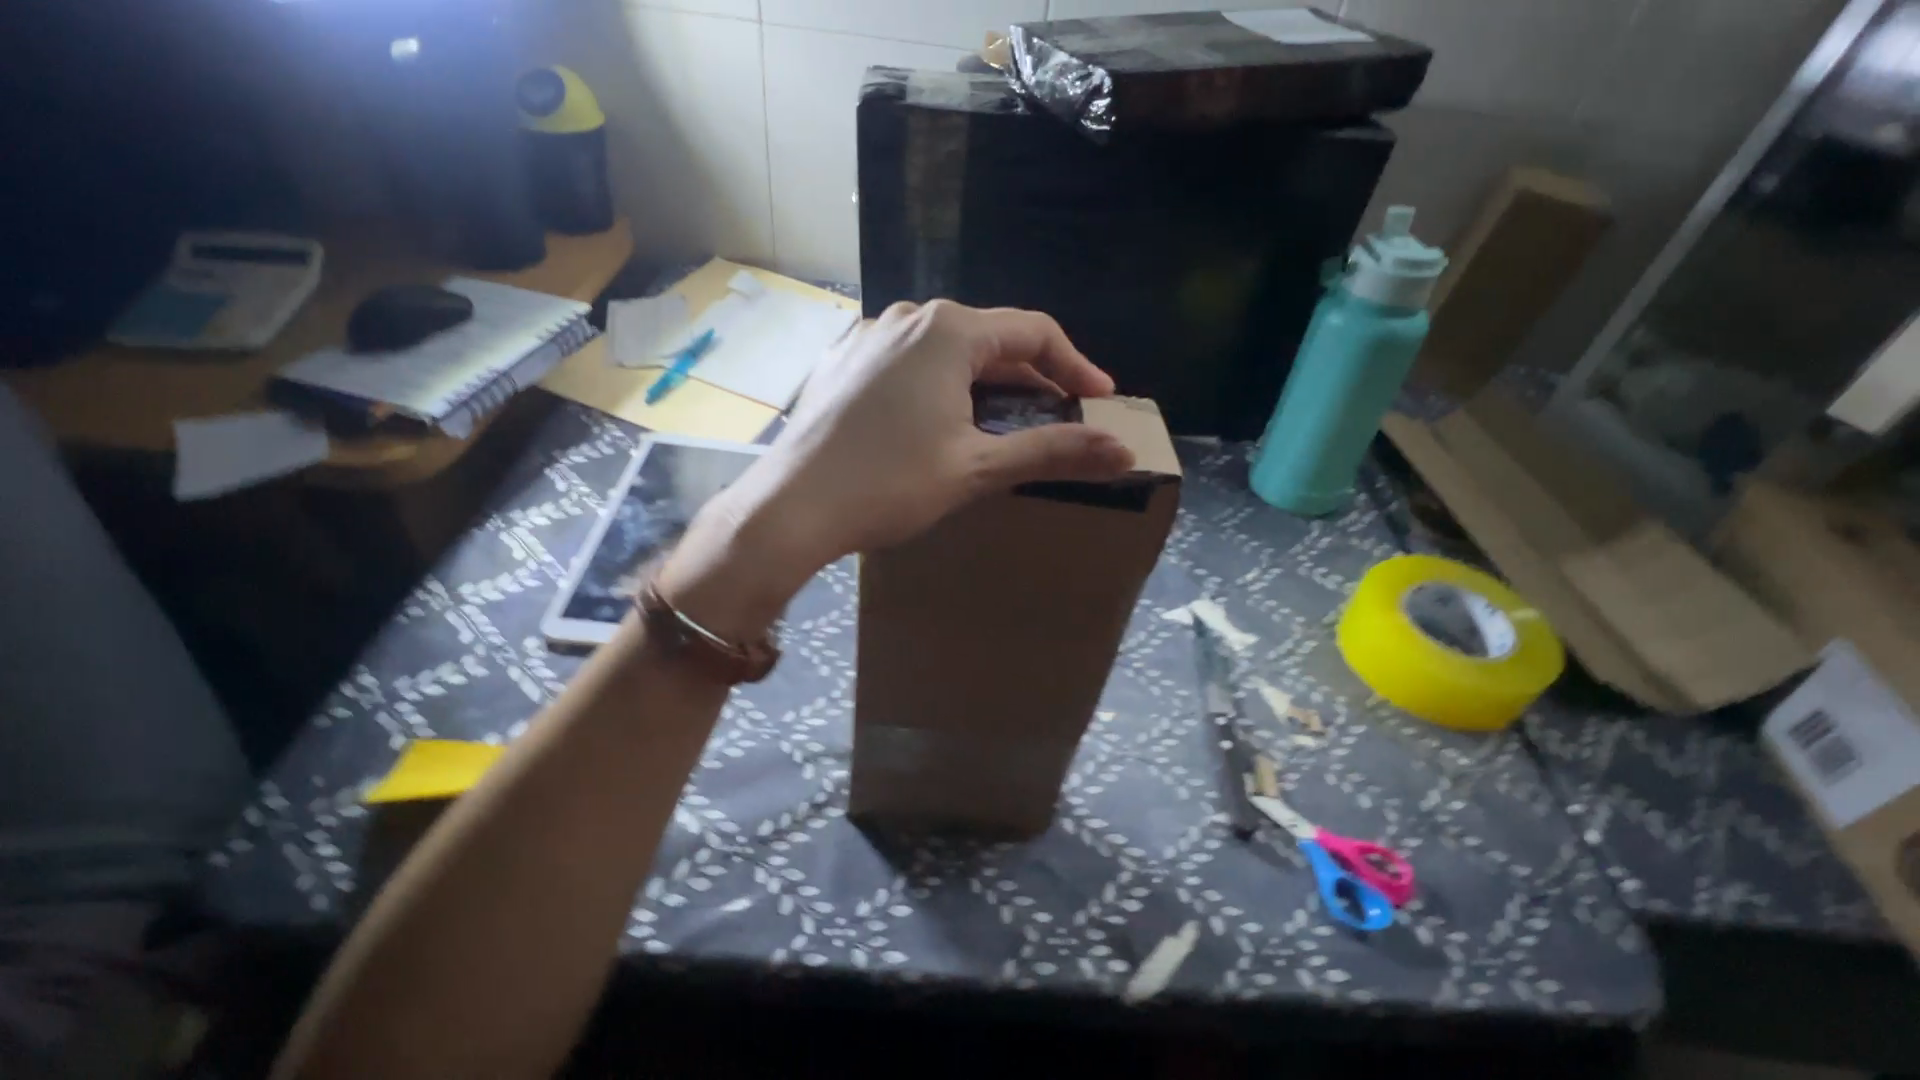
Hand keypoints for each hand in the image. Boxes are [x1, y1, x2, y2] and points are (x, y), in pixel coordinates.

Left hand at [659, 300, 1133, 637]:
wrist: (789, 508)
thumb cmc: (888, 485)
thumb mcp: (977, 469)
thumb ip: (1052, 452)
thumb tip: (1123, 453)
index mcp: (947, 331)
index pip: (1034, 333)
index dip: (1076, 367)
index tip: (1101, 402)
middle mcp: (906, 318)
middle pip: (991, 339)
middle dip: (1032, 378)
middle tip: (1060, 418)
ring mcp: (868, 337)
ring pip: (948, 352)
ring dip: (987, 385)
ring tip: (1008, 425)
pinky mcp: (844, 363)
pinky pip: (910, 364)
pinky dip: (943, 387)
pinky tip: (943, 424)